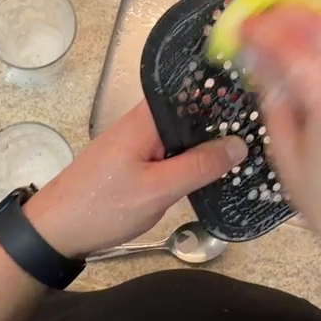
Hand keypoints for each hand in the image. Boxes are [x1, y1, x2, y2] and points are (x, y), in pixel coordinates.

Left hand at [24, 101, 245, 257]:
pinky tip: (214, 168)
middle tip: (266, 126)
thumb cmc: (103, 207)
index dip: (223, 89)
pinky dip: (192, 156)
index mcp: (146, 119)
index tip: (259, 95)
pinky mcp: (135, 160)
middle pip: (190, 111)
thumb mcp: (157, 190)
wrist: (55, 231)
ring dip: (208, 140)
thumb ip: (198, 167)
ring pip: (181, 133)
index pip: (190, 90)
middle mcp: (142, 122)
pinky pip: (171, 149)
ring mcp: (137, 141)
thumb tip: (238, 144)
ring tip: (250, 145)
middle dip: (222, 118)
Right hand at [241, 5, 320, 268]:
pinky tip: (314, 41)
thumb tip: (258, 60)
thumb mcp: (286, 155)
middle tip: (263, 16)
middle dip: (289, 13)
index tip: (243, 27)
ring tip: (285, 21)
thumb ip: (274, 100)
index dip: (263, 31)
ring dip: (313, 17)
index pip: (294, 49)